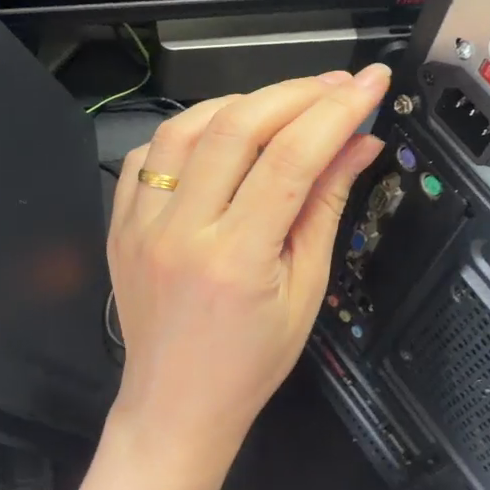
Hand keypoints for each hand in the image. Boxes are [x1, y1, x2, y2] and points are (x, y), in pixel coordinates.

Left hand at [106, 66, 389, 457]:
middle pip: (236, 127)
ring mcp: (141, 226)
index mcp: (236, 259)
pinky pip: (149, 155)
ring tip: (282, 106)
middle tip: (335, 86)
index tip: (369, 84)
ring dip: (240, 103)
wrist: (177, 405)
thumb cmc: (249, 363)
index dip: (336, 111)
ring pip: (185, 128)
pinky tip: (220, 137)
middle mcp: (180, 233)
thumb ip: (324, 208)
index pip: (291, 158)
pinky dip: (189, 133)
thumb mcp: (305, 291)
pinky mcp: (120, 225)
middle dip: (294, 93)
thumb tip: (358, 143)